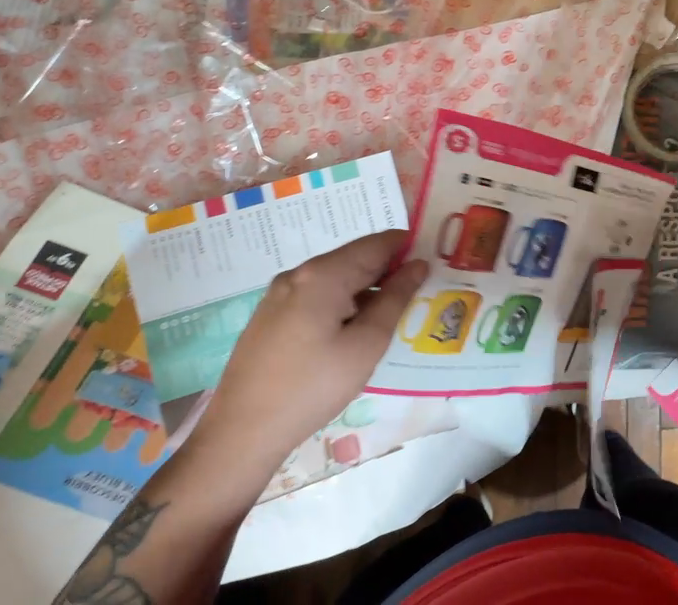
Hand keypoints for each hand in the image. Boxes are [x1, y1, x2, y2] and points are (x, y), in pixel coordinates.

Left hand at [187, 231, 427, 481]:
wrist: (240, 434)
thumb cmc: (313, 387)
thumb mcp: (367, 344)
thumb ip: (396, 298)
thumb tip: (418, 266)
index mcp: (322, 275)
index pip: (377, 244)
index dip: (410, 248)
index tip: (436, 265)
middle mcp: (298, 276)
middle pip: (355, 258)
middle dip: (390, 270)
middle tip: (421, 292)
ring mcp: (279, 296)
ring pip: (337, 279)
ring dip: (368, 290)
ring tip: (395, 315)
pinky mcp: (270, 318)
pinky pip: (318, 297)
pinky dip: (344, 304)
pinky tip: (356, 332)